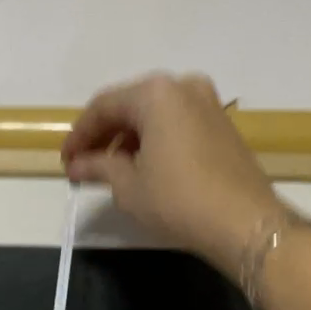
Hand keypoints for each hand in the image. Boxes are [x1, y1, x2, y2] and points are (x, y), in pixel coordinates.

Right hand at [62, 72, 284, 270]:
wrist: (244, 223)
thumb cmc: (178, 200)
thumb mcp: (128, 185)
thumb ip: (99, 167)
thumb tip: (77, 165)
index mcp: (155, 93)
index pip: (104, 106)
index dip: (79, 135)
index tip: (66, 162)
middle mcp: (183, 86)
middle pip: (130, 106)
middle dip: (104, 135)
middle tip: (84, 166)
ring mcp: (208, 103)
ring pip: (155, 115)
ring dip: (129, 139)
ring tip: (111, 171)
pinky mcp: (222, 125)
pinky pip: (176, 125)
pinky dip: (155, 141)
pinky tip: (143, 168)